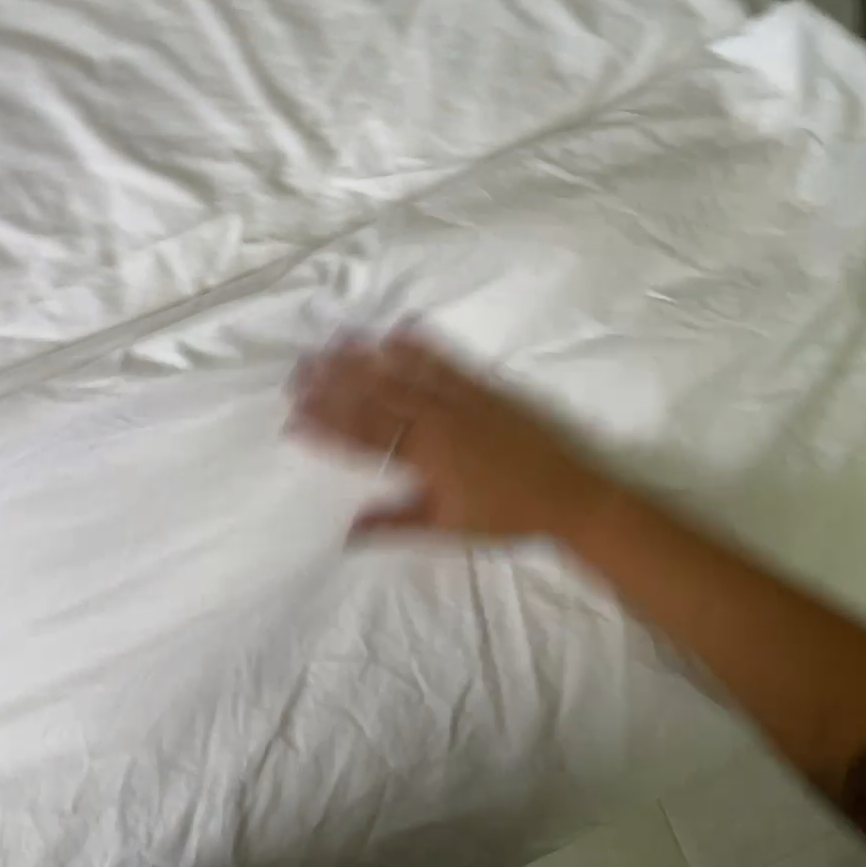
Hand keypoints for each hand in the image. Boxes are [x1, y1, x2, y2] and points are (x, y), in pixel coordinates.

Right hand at [289, 333, 617, 540]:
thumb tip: (344, 535)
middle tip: (299, 370)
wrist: (571, 496)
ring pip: (403, 375)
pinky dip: (419, 346)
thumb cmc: (504, 516)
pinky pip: (446, 362)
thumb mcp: (445, 529)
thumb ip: (393, 524)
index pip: (364, 437)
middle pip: (375, 398)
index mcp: (425, 457)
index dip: (326, 426)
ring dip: (366, 359)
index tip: (293, 418)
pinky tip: (395, 332)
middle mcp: (437, 421)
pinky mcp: (483, 388)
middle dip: (334, 384)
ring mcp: (460, 400)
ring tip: (332, 343)